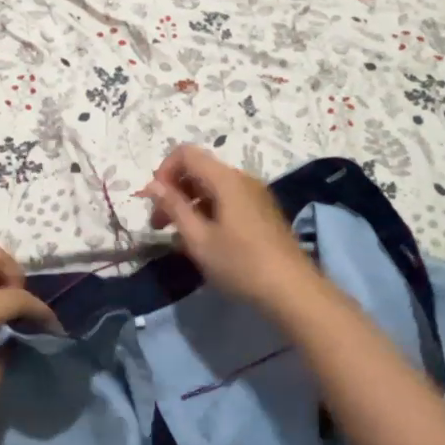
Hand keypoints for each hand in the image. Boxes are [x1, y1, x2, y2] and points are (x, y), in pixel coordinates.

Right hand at [144, 145, 318, 315]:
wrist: (292, 290)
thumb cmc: (240, 263)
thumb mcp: (199, 238)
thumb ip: (174, 207)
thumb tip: (152, 185)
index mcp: (225, 179)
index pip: (186, 153)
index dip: (163, 171)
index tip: (154, 202)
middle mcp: (242, 179)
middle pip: (199, 169)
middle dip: (174, 191)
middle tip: (160, 225)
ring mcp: (255, 195)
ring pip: (212, 186)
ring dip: (189, 204)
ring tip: (180, 237)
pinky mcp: (262, 211)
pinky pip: (227, 199)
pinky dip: (208, 211)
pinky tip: (205, 240)